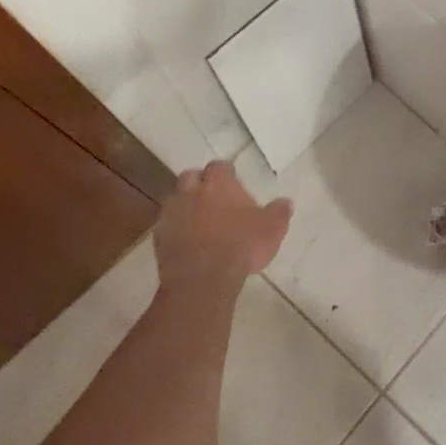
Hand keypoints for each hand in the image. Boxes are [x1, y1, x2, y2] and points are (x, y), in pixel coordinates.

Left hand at [153, 162, 291, 294]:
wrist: (203, 277)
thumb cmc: (242, 245)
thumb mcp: (273, 229)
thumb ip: (279, 212)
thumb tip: (286, 202)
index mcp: (220, 184)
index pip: (220, 166)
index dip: (226, 173)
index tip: (234, 182)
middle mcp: (192, 192)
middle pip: (190, 176)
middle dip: (199, 183)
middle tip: (212, 197)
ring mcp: (172, 214)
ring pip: (174, 200)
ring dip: (184, 205)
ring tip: (197, 220)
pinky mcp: (159, 237)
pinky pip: (165, 226)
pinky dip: (175, 229)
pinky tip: (186, 241)